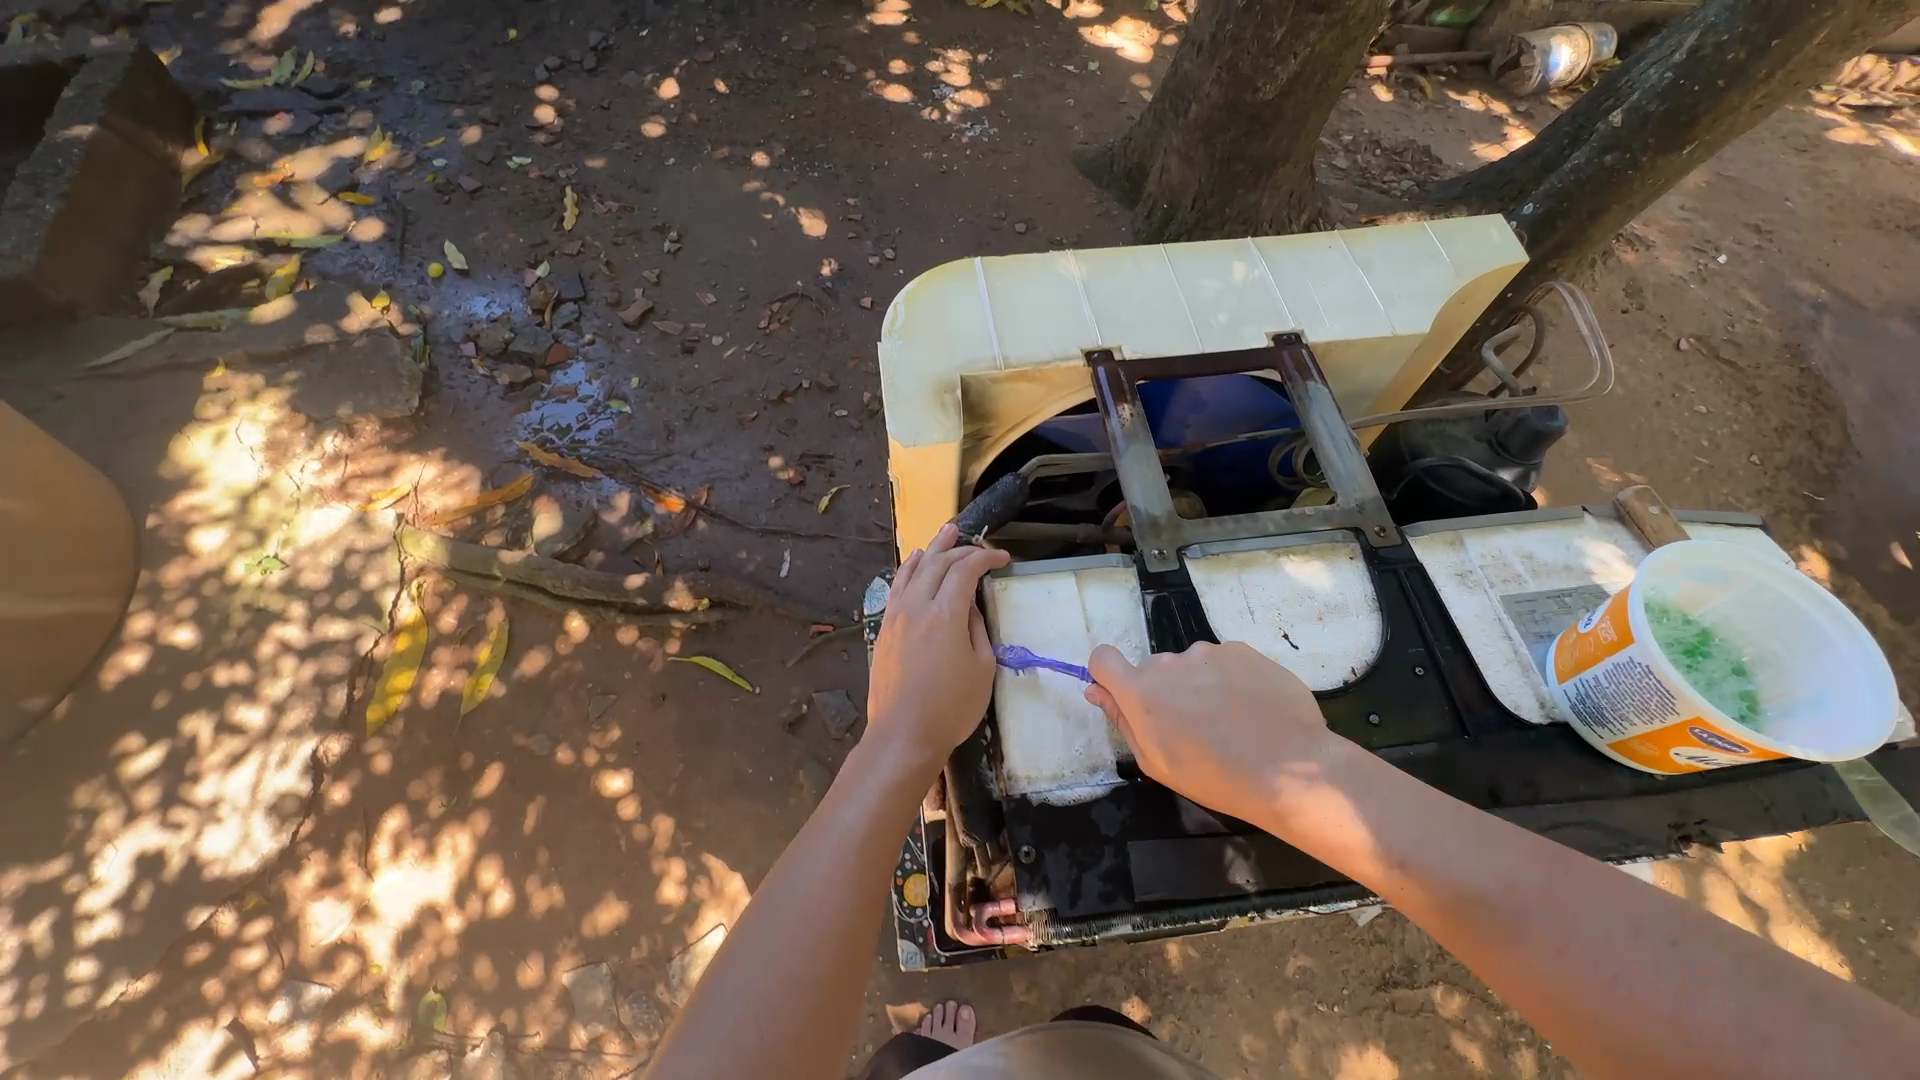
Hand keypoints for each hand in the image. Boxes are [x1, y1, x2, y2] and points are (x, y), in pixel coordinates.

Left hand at [865, 524, 1009, 777]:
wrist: (904, 734)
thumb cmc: (951, 707)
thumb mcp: (982, 668)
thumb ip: (976, 628)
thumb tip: (968, 606)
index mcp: (945, 614)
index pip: (965, 570)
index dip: (986, 558)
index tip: (1003, 558)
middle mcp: (917, 606)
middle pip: (938, 563)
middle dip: (961, 548)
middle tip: (978, 542)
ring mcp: (896, 615)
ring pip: (914, 569)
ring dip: (933, 549)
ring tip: (946, 532)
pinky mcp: (885, 628)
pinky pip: (897, 586)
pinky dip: (909, 568)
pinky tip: (915, 561)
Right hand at [1085, 641, 1336, 824]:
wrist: (1289, 768)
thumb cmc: (1214, 776)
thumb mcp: (1156, 761)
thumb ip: (1122, 720)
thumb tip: (1096, 690)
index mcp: (1141, 691)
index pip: (1103, 659)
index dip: (1109, 675)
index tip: (1125, 696)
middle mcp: (1170, 662)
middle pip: (1154, 670)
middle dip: (1165, 692)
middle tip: (1193, 729)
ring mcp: (1209, 652)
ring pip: (1192, 666)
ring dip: (1200, 686)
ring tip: (1231, 722)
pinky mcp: (1244, 651)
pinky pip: (1226, 663)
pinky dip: (1232, 681)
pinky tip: (1253, 711)